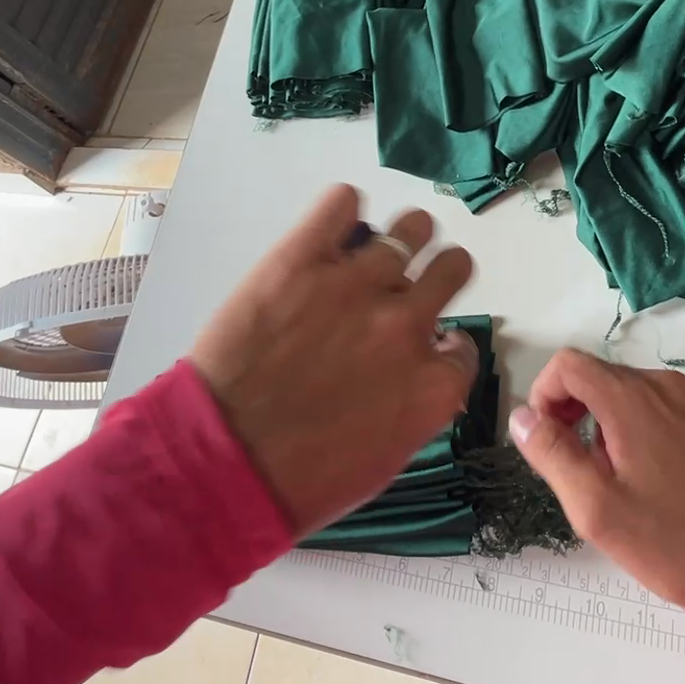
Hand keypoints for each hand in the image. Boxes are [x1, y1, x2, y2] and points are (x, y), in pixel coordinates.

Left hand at [190, 184, 477, 536]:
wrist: (221, 463)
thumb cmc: (302, 480)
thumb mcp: (385, 458)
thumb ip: (417, 407)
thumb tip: (421, 374)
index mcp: (432, 380)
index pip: (463, 344)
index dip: (446, 342)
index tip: (427, 344)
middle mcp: (408, 322)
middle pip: (453, 266)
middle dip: (440, 272)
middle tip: (409, 283)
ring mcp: (357, 284)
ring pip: (411, 227)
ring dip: (405, 235)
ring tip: (379, 246)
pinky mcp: (304, 258)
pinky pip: (341, 203)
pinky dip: (342, 208)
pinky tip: (334, 226)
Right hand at [509, 349, 684, 607]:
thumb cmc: (670, 541)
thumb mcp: (596, 508)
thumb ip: (551, 453)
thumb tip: (521, 415)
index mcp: (631, 398)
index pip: (566, 364)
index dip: (543, 395)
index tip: (545, 441)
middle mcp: (659, 384)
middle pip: (592, 375)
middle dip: (568, 412)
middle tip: (572, 467)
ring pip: (619, 389)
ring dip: (597, 421)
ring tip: (606, 476)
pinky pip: (647, 403)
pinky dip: (627, 424)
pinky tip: (638, 473)